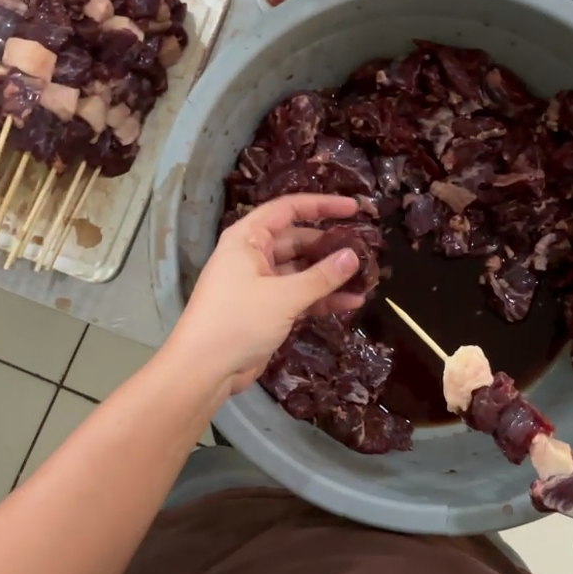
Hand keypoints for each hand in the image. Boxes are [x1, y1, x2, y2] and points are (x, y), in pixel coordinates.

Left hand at [169, 194, 363, 391]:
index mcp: (249, 238)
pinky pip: (301, 296)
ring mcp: (262, 283)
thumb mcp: (284, 296)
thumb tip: (353, 256)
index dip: (322, 205)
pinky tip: (352, 303)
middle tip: (367, 251)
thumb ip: (321, 276)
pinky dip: (323, 298)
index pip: (289, 209)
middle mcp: (254, 255)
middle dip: (331, 247)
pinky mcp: (269, 309)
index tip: (354, 208)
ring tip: (366, 279)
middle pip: (299, 240)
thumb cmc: (238, 320)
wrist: (205, 368)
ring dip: (331, 276)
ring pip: (303, 271)